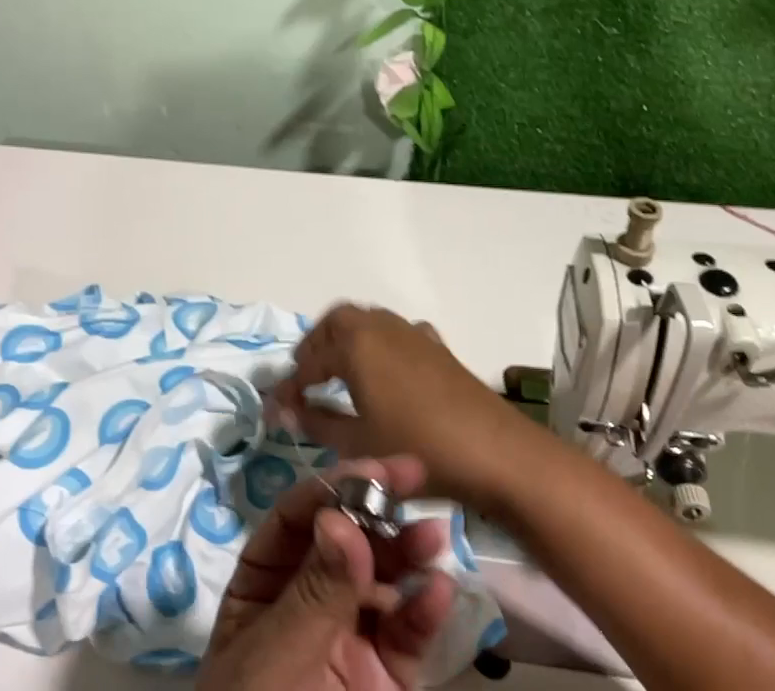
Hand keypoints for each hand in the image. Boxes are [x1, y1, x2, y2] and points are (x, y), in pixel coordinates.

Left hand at [197, 457, 455, 690]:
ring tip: (434, 535)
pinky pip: (410, 634)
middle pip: (346, 542)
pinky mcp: (387, 675)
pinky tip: (440, 591)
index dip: (330, 490)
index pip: (294, 523)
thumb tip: (341, 521)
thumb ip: (313, 594)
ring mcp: (350, 638)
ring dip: (409, 552)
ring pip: (385, 580)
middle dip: (377, 511)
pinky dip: (427, 610)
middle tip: (414, 479)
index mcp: (262, 589)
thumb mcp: (274, 660)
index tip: (370, 470)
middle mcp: (307, 603)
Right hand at [272, 305, 539, 507]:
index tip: (278, 410)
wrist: (496, 453)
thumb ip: (317, 421)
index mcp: (357, 345)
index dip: (291, 385)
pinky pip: (396, 335)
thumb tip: (284, 409)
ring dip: (347, 342)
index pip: (310, 358)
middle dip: (317, 346)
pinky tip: (381, 377)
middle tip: (305, 379)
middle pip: (338, 321)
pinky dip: (377, 347)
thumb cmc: (417, 448)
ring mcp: (414, 335)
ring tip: (337, 377)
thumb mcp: (357, 444)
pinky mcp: (438, 349)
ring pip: (369, 322)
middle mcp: (383, 328)